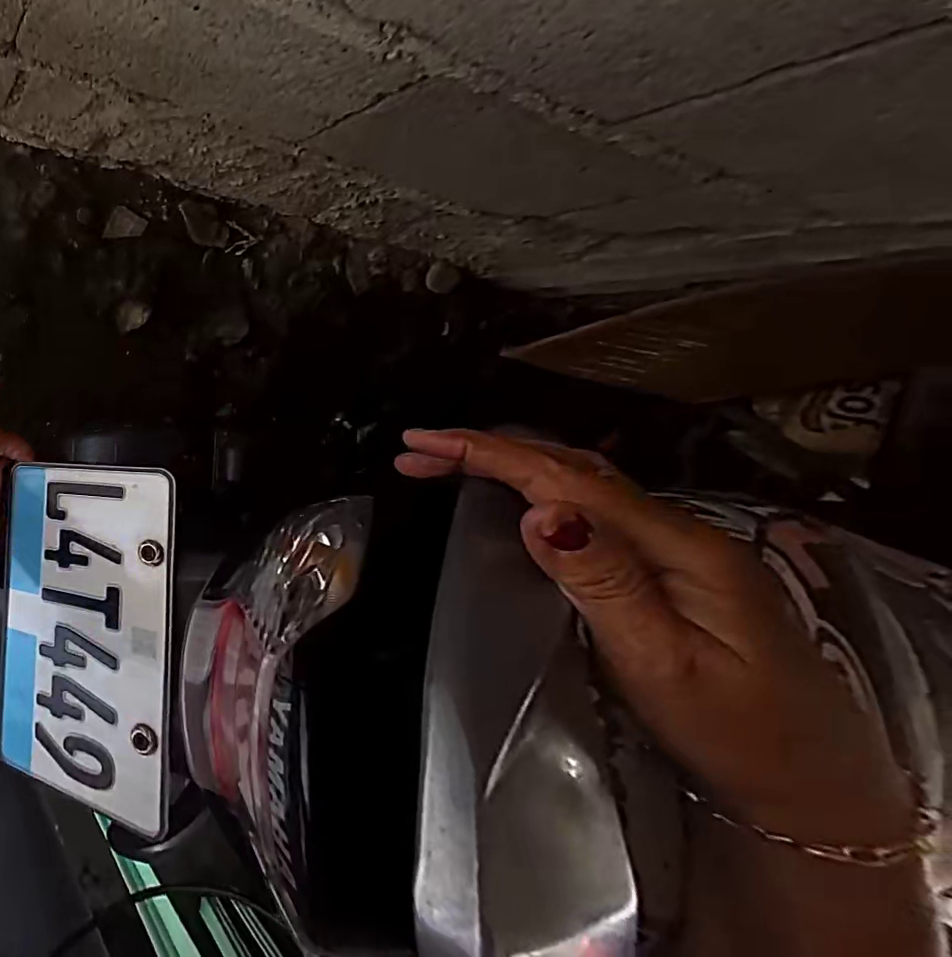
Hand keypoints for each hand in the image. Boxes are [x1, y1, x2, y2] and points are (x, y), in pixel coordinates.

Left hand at [0, 426, 33, 538]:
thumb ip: (15, 444)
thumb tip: (33, 456)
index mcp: (2, 458)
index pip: (25, 468)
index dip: (37, 476)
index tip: (50, 489)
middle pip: (19, 492)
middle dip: (31, 501)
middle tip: (44, 513)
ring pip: (8, 509)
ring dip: (18, 517)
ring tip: (32, 528)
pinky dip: (0, 532)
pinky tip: (11, 540)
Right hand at [395, 429, 915, 849]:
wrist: (812, 786)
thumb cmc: (734, 731)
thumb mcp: (660, 660)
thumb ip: (601, 581)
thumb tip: (541, 512)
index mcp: (678, 546)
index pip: (566, 478)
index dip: (487, 452)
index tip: (420, 442)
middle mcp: (677, 531)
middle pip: (570, 466)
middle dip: (486, 449)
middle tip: (415, 451)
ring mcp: (673, 546)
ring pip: (577, 479)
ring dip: (506, 461)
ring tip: (443, 460)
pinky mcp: (660, 563)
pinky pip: (586, 503)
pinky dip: (531, 483)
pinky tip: (507, 489)